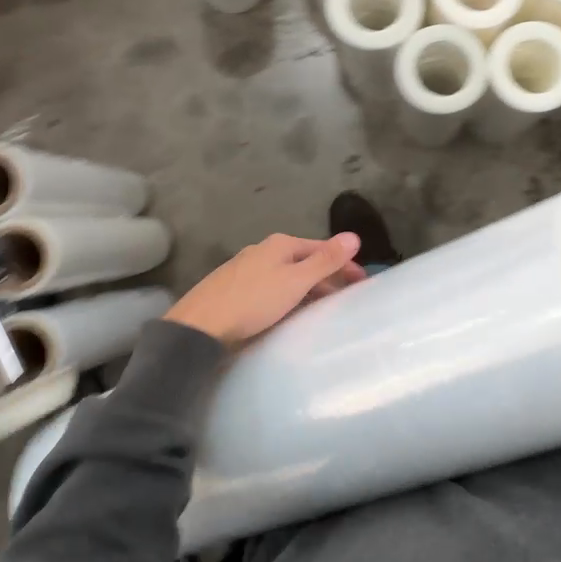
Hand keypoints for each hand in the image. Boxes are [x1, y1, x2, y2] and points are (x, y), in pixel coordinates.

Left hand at [166, 233, 364, 345]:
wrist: (198, 326)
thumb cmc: (252, 301)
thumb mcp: (296, 281)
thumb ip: (325, 260)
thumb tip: (354, 236)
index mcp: (280, 244)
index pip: (323, 248)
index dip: (345, 264)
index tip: (362, 284)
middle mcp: (262, 250)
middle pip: (304, 261)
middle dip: (326, 277)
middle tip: (344, 301)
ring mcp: (244, 268)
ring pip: (286, 275)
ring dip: (306, 288)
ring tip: (320, 310)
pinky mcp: (232, 288)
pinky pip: (270, 288)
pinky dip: (286, 296)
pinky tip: (286, 312)